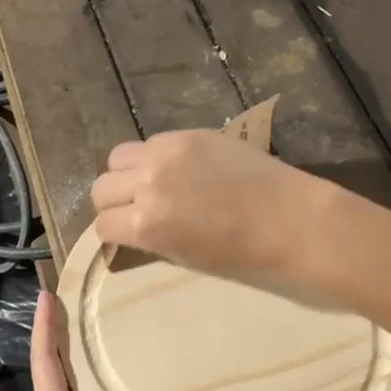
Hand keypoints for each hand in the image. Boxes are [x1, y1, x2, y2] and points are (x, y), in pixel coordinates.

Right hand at [91, 130, 339, 287]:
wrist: (289, 220)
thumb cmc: (239, 253)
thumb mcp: (182, 256)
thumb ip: (148, 237)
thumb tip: (130, 226)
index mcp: (145, 225)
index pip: (102, 224)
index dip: (112, 231)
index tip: (125, 233)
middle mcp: (147, 185)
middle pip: (101, 188)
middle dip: (113, 202)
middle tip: (133, 208)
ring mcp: (166, 154)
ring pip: (117, 157)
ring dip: (126, 173)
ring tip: (150, 183)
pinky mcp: (188, 135)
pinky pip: (151, 141)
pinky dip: (154, 156)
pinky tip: (178, 168)